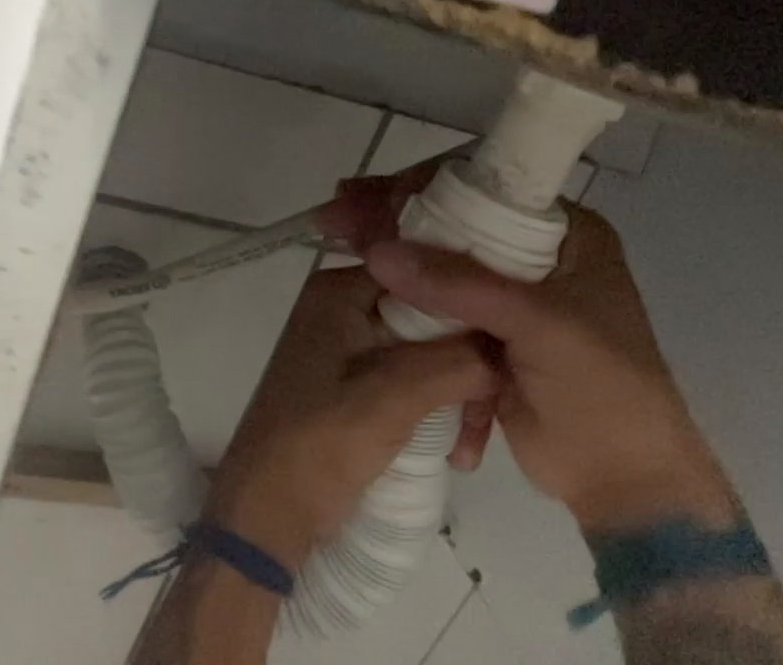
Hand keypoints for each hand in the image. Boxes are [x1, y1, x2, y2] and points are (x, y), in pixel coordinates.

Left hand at [203, 267, 496, 568]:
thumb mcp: (394, 395)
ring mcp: (348, 346)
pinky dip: (437, 410)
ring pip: (429, 353)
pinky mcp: (356, 384)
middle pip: (432, 316)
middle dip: (470, 365)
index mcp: (339, 290)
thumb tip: (512, 347)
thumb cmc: (320, 442)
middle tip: (492, 417)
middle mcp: (343, 306)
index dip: (474, 303)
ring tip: (467, 450)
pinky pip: (413, 381)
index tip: (514, 346)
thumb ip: (459, 360)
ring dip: (459, 396)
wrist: (269, 512)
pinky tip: (455, 452)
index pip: (426, 271)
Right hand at [327, 159, 739, 533]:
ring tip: (329, 237)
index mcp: (564, 236)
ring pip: (432, 262)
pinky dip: (393, 295)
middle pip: (448, 222)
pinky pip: (428, 305)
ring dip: (383, 253)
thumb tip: (377, 251)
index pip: (484, 188)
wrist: (622, 481)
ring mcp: (503, 297)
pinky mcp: (479, 335)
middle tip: (333, 215)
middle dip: (389, 218)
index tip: (368, 196)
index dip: (421, 185)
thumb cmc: (602, 390)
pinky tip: (354, 280)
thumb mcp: (540, 326)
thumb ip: (460, 286)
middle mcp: (532, 256)